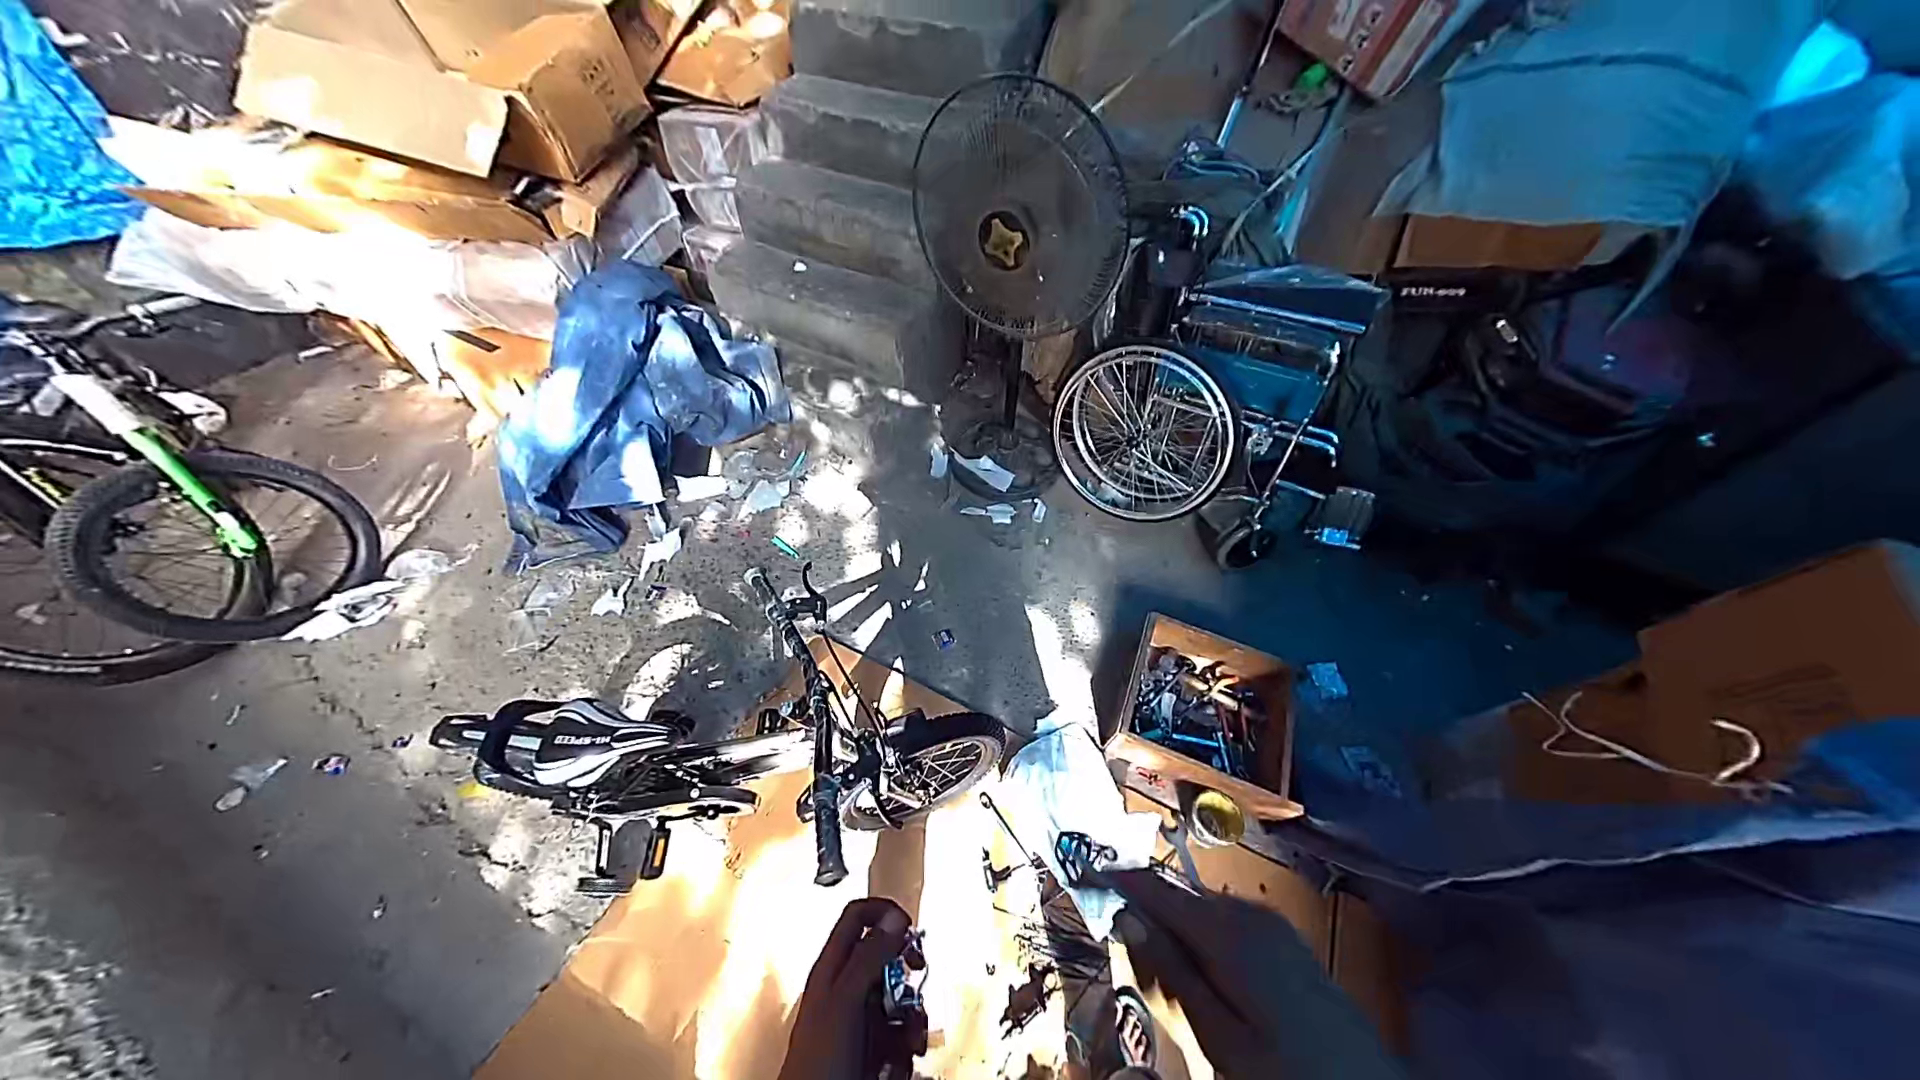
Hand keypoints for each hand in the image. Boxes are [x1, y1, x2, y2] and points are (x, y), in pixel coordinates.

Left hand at [777, 897, 923, 1079]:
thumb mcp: (845, 999)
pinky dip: (906, 1046)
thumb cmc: (817, 1063)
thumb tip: (893, 917)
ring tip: (906, 1039)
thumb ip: (868, 955)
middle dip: (907, 970)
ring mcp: (859, 1019)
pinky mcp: (871, 1048)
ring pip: (899, 998)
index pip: (859, 916)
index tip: (908, 927)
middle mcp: (846, 987)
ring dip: (911, 1017)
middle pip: (886, 957)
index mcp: (833, 967)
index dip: (884, 912)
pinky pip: (900, 1033)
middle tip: (916, 974)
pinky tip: (898, 1062)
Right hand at [1106, 869, 1404, 1079]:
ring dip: (1175, 937)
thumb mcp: (1219, 1041)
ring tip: (1175, 990)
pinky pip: (1225, 925)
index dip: (1116, 880)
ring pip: (1198, 913)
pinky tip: (1210, 987)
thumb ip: (1170, 974)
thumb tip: (1126, 917)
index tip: (1085, 881)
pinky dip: (1203, 945)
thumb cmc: (1290, 1077)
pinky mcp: (1282, 941)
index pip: (1153, 886)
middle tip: (1138, 968)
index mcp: (1226, 930)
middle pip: (1175, 898)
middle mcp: (1246, 912)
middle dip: (1149, 921)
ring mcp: (1269, 924)